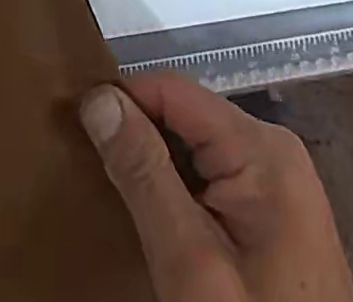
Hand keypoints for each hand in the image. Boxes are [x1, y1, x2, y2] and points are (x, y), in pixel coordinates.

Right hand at [79, 75, 352, 301]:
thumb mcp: (189, 261)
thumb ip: (144, 174)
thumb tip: (98, 99)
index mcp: (261, 146)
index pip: (172, 91)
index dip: (122, 102)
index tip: (76, 128)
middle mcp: (272, 146)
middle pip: (184, 115)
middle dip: (137, 135)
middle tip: (87, 167)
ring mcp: (277, 176)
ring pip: (194, 143)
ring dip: (153, 163)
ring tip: (112, 189)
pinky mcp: (273, 206)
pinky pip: (211, 172)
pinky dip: (177, 186)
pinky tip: (152, 214)